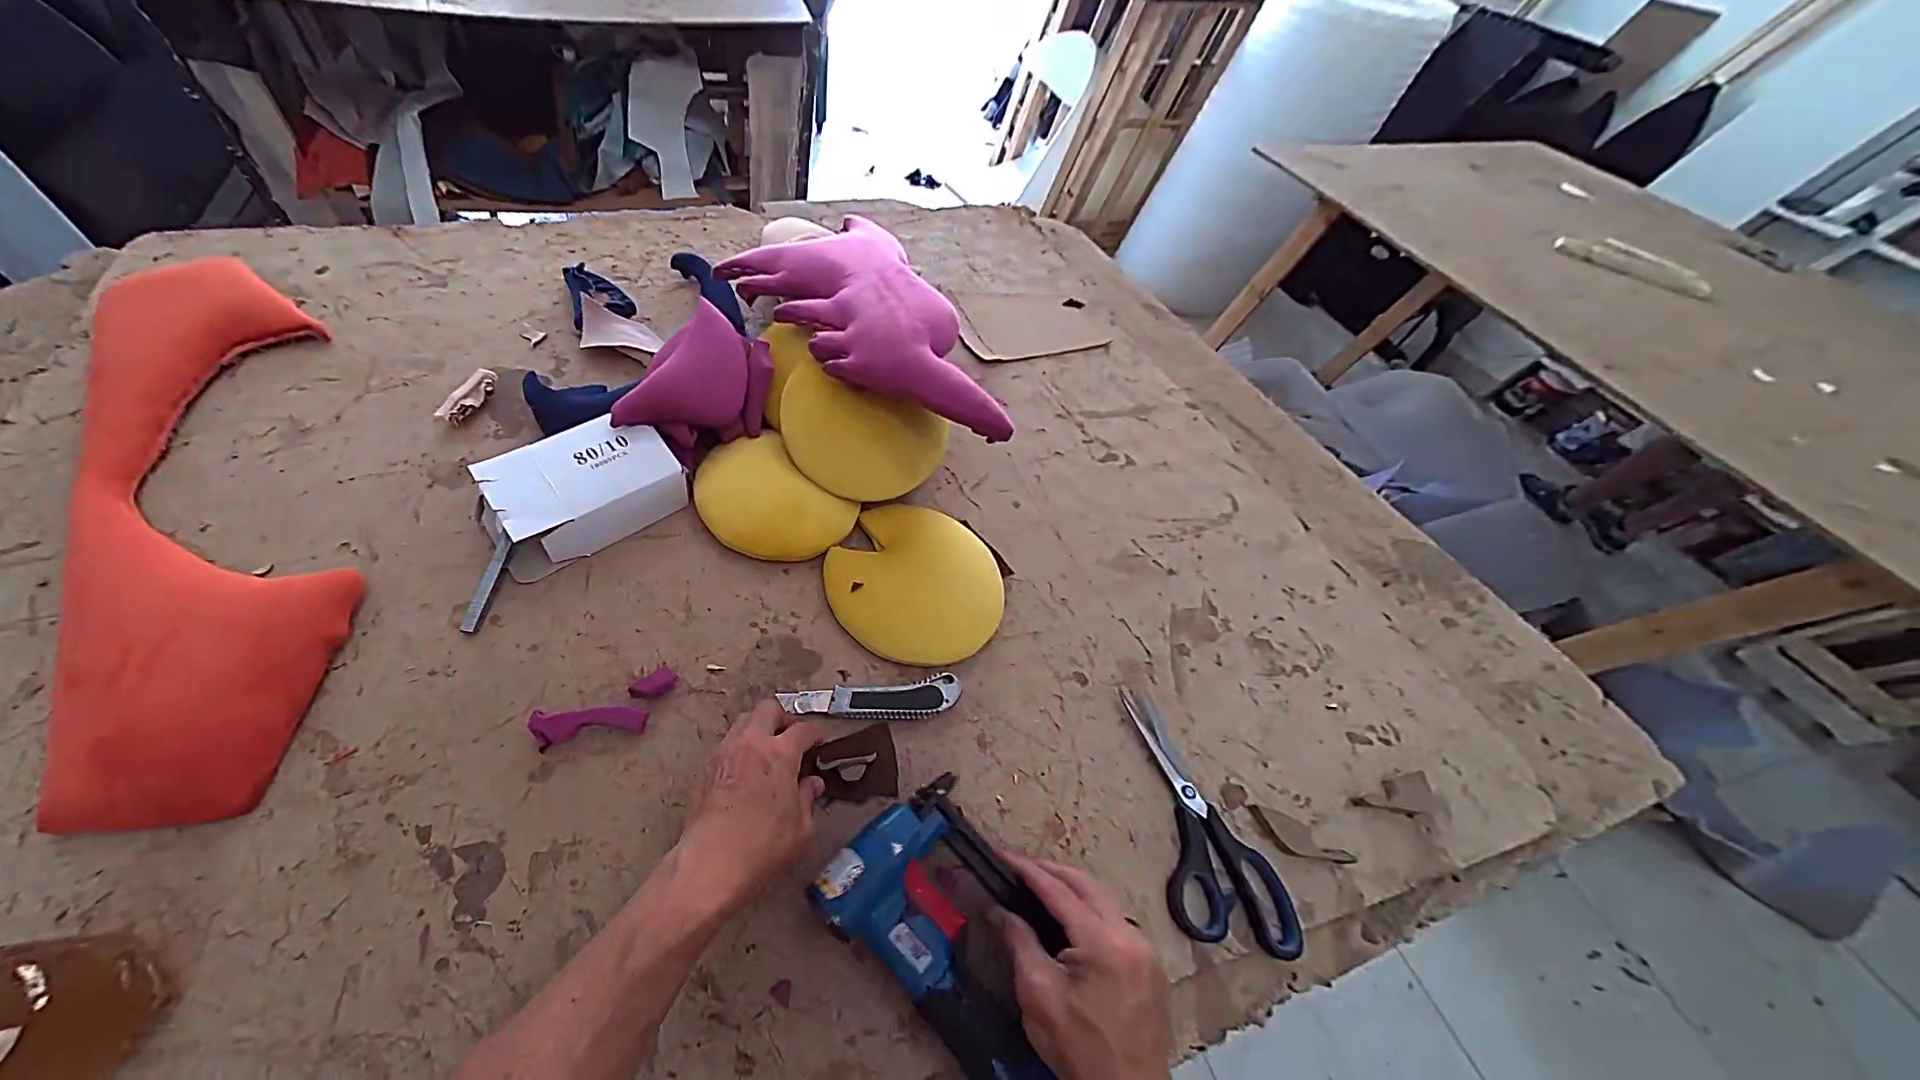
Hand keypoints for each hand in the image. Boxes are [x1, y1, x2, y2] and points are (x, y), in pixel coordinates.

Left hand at [674, 701, 824, 914]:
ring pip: (743, 722)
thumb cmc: (761, 847)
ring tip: (768, 752)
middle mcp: (751, 745)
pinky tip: (747, 771)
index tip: (816, 746)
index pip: (803, 730)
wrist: (710, 865)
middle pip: (768, 709)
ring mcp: (725, 754)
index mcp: (780, 753)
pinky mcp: (706, 770)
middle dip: (782, 718)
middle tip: (791, 738)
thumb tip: (811, 785)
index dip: (814, 736)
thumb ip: (808, 799)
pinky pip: (727, 745)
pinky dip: (740, 749)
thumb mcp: (801, 828)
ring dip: (758, 730)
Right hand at [993, 853, 1170, 1079]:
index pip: (1060, 892)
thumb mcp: (1039, 997)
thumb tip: (1001, 910)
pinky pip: (1114, 919)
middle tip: (1019, 866)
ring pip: (1103, 898)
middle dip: (1051, 870)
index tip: (1004, 856)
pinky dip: (1088, 908)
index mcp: (1104, 943)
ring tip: (1039, 885)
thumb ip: (1020, 944)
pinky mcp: (1149, 963)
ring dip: (1071, 887)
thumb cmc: (1080, 1050)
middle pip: (1086, 884)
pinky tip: (1069, 915)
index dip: (1029, 871)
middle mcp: (1130, 936)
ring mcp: (1144, 948)